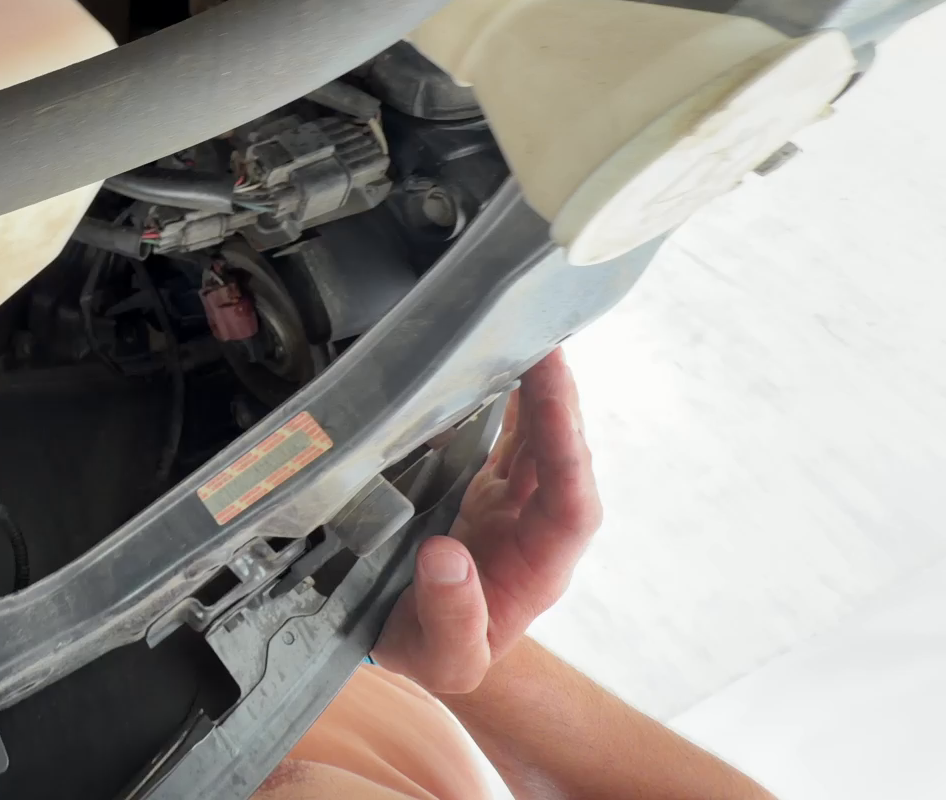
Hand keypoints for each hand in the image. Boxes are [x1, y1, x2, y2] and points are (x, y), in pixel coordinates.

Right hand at [371, 349, 600, 692]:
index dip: (564, 441)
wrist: (420, 641)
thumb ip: (451, 614)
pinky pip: (500, 441)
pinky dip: (502, 402)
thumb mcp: (441, 654)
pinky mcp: (476, 490)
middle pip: (560, 456)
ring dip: (534, 391)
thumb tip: (446, 554)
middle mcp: (530, 525)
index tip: (548, 386)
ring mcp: (505, 504)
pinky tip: (492, 367)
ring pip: (535, 441)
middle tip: (541, 335)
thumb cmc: (435, 652)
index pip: (569, 498)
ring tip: (522, 335)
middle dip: (557, 398)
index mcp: (535, 564)